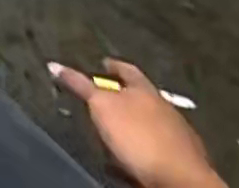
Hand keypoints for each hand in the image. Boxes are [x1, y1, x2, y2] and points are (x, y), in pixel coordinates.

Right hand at [50, 59, 226, 187]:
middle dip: (123, 97)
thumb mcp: (100, 106)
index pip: (127, 69)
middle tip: (102, 99)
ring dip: (133, 124)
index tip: (101, 63)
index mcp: (146, 90)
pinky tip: (131, 156)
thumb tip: (54, 64)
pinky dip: (143, 148)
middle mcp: (165, 108)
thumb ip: (80, 85)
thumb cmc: (137, 135)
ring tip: (113, 131)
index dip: (113, 65)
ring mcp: (178, 136)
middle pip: (141, 97)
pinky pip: (157, 148)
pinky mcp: (184, 162)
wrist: (182, 183)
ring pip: (150, 123)